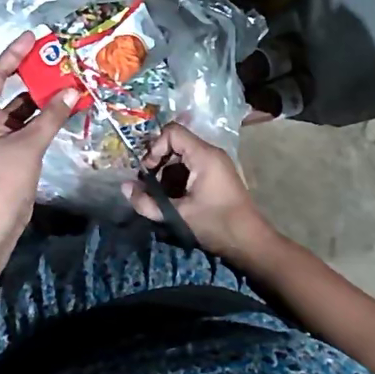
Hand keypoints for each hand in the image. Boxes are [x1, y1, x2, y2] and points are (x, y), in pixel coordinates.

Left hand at [0, 31, 78, 243]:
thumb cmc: (2, 182)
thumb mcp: (28, 146)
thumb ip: (50, 117)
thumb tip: (72, 91)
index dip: (11, 55)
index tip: (32, 38)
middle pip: (3, 88)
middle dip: (27, 72)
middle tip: (51, 54)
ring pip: (16, 108)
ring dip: (37, 95)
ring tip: (62, 77)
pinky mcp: (5, 151)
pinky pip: (23, 124)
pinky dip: (40, 116)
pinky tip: (60, 106)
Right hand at [123, 123, 270, 258]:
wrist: (250, 241)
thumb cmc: (216, 224)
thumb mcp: (178, 215)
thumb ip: (148, 203)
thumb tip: (125, 188)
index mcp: (203, 155)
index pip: (172, 132)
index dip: (155, 148)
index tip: (147, 171)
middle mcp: (210, 153)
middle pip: (176, 143)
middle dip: (158, 162)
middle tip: (148, 184)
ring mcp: (216, 164)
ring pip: (182, 157)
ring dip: (166, 173)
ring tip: (160, 196)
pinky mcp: (217, 176)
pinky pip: (191, 167)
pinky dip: (178, 179)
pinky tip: (174, 200)